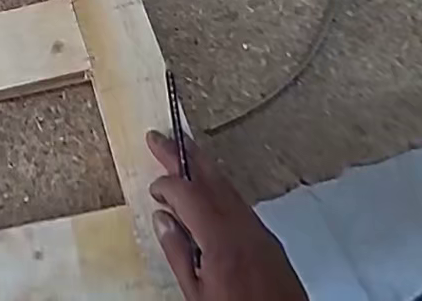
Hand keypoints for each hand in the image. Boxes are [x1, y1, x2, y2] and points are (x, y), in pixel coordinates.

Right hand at [147, 130, 307, 300]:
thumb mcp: (196, 296)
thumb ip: (178, 254)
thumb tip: (162, 219)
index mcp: (220, 238)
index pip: (188, 194)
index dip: (166, 185)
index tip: (153, 188)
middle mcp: (241, 224)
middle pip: (208, 176)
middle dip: (182, 153)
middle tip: (160, 137)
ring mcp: (258, 228)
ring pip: (225, 185)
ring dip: (201, 166)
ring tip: (181, 153)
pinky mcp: (268, 238)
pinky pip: (238, 201)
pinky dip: (217, 187)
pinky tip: (207, 189)